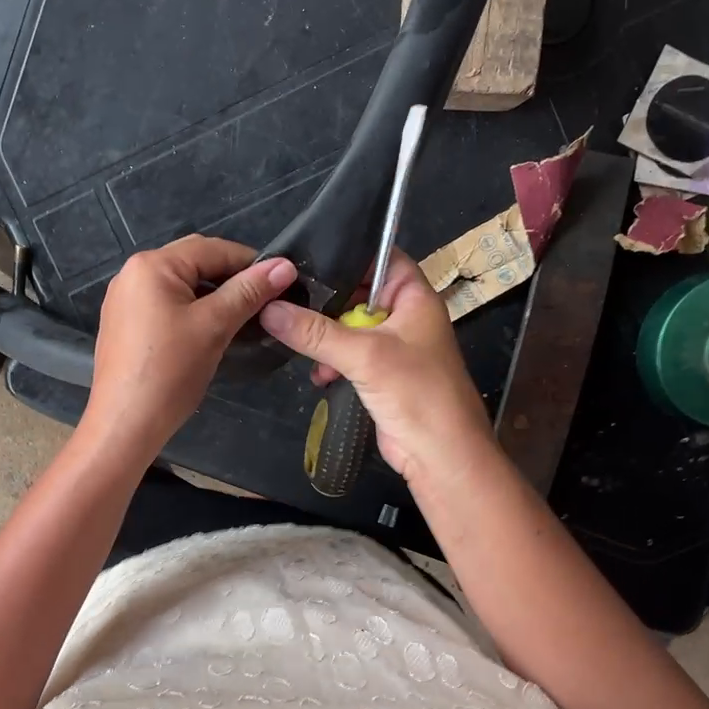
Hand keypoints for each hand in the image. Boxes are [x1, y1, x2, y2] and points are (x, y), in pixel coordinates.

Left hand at [82, 236, 297, 459]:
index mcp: (152, 265)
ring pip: (180, 286)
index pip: (212, 248)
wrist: (125, 424)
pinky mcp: (123, 325)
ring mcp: (123, 300)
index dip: (250, 262)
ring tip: (243, 317)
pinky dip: (190, 311)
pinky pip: (164, 305)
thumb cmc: (170, 371)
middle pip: (193, 263)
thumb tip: (284, 266)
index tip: (281, 282)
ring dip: (212, 296)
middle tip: (264, 301)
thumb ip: (248, 292)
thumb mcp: (214, 326)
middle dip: (230, 278)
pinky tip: (209, 332)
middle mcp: (132, 274)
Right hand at [258, 251, 493, 484]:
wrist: (441, 455)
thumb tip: (268, 309)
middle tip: (287, 299)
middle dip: (326, 302)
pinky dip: (332, 362)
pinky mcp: (382, 375)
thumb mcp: (363, 355)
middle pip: (358, 293)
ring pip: (350, 327)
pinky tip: (319, 375)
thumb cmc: (416, 392)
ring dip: (325, 338)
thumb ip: (314, 331)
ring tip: (300, 344)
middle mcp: (405, 315)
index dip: (348, 254)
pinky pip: (350, 356)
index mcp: (414, 297)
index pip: (380, 257)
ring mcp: (394, 346)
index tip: (306, 256)